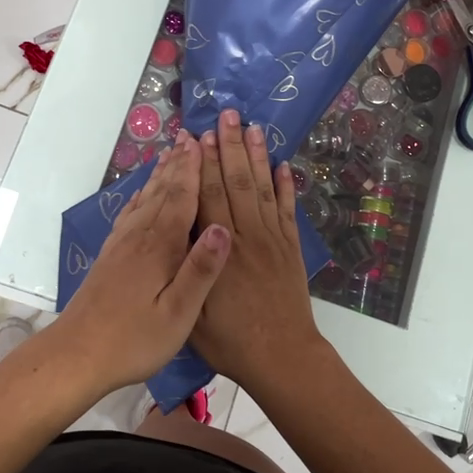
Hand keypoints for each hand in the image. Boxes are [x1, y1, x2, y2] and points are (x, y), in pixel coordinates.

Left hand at [49, 132, 231, 394]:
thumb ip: (201, 270)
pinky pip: (129, 215)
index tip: (202, 141)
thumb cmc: (133, 340)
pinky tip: (142, 195)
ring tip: (169, 155)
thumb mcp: (178, 314)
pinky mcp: (110, 256)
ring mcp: (121, 245)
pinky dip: (139, 197)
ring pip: (145, 200)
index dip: (193, 169)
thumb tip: (225, 228)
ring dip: (159, 176)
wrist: (76, 356)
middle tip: (189, 136)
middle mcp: (140, 237)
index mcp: (160, 248)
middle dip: (178, 164)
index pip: (181, 199)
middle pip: (162, 192)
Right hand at [190, 110, 328, 393]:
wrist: (283, 357)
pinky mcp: (291, 248)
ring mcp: (274, 239)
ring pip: (263, 188)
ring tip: (253, 127)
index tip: (199, 135)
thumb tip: (180, 230)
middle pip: (237, 181)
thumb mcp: (194, 312)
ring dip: (258, 156)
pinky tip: (284, 164)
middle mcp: (248, 235)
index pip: (210, 196)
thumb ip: (188, 267)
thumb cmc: (231, 341)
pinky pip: (288, 210)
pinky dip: (286, 186)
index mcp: (221, 249)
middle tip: (226, 115)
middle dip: (230, 146)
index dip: (203, 164)